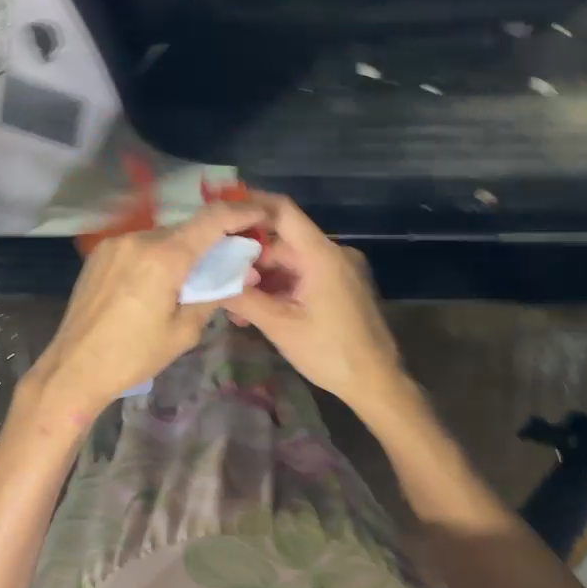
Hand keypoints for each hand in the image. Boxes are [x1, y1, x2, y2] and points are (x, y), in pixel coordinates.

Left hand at [27, 201, 269, 418]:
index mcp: (163, 257)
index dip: (242, 212)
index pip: (212, 220)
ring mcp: (114, 244)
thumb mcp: (183, 331)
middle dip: (212, 241)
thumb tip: (236, 274)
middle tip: (230, 262)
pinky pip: (139, 246)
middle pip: (187, 229)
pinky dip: (158, 257)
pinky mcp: (99, 255)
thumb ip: (213, 294)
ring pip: (162, 237)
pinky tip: (160, 283)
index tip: (261, 213)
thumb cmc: (133, 356)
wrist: (74, 368)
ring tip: (191, 280)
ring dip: (182, 251)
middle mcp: (138, 239)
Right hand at [220, 194, 405, 411]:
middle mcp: (334, 253)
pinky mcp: (342, 287)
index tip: (221, 209)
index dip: (251, 205)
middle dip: (249, 260)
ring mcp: (340, 270)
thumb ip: (244, 299)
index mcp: (322, 255)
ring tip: (236, 306)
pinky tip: (259, 310)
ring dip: (263, 280)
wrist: (376, 381)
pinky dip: (281, 289)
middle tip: (219, 279)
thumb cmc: (329, 352)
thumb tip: (210, 283)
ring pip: (291, 263)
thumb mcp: (280, 326)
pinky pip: (305, 277)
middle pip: (283, 242)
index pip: (283, 211)